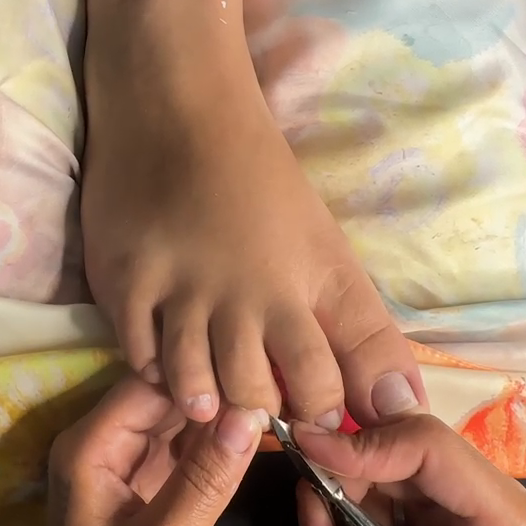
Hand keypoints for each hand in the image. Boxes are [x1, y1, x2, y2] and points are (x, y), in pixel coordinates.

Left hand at [0, 376, 263, 525]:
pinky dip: (217, 440)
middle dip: (219, 388)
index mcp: (90, 446)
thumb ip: (204, 482)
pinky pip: (183, 445)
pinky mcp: (145, 483)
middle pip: (166, 392)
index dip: (206, 373)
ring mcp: (123, 461)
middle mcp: (102, 441)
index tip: (264, 373)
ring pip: (178, 416)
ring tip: (279, 399)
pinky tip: (258, 431)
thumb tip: (249, 412)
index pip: (153, 381)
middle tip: (282, 384)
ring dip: (222, 413)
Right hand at [81, 0, 425, 430]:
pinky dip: (156, 370)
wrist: (175, 111)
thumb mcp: (327, 247)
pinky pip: (139, 359)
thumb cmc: (258, 176)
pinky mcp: (124, 283)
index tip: (310, 410)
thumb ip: (363, 331)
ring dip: (208, 398)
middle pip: (255, 396)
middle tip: (253, 400)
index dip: (321, 414)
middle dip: (261, 411)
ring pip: (196, 388)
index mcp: (301, 286)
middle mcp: (242, 296)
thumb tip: (401, 407)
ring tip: (211, 392)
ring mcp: (177, 290)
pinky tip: (166, 355)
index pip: (323, 389)